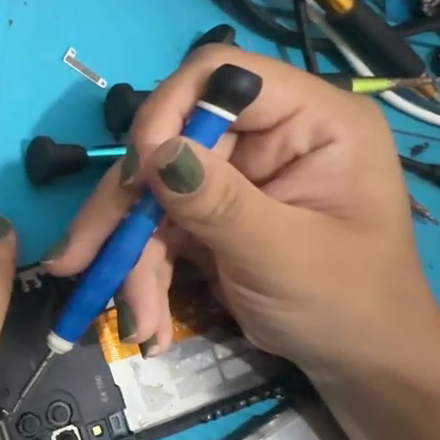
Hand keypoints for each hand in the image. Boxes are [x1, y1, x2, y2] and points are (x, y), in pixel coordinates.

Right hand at [40, 46, 439, 379]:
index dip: (167, 114)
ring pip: (148, 194)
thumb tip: (155, 154)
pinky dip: (141, 275)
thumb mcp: (282, 254)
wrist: (359, 361)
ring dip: (128, 257)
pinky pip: (152, 230)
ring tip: (135, 322)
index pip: (221, 77)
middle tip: (79, 260)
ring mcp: (231, 176)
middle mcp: (264, 137)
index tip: (136, 176)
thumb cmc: (348, 303)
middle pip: (165, 144)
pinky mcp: (205, 212)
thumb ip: (218, 202)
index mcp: (310, 121)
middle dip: (124, 210)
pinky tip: (147, 323)